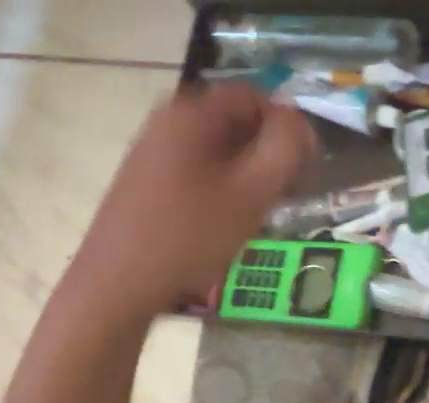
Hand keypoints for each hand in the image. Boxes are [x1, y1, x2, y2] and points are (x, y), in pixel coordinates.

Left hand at [73, 84, 317, 313]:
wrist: (121, 280)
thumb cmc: (191, 236)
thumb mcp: (250, 194)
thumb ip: (283, 151)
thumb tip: (301, 125)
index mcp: (192, 113)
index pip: (254, 96)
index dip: (287, 125)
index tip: (307, 165)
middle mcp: (168, 120)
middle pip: (234, 121)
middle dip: (268, 151)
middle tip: (289, 192)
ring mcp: (154, 150)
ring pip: (218, 149)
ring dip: (248, 173)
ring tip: (262, 212)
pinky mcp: (148, 181)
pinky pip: (199, 169)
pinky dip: (224, 187)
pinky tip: (231, 223)